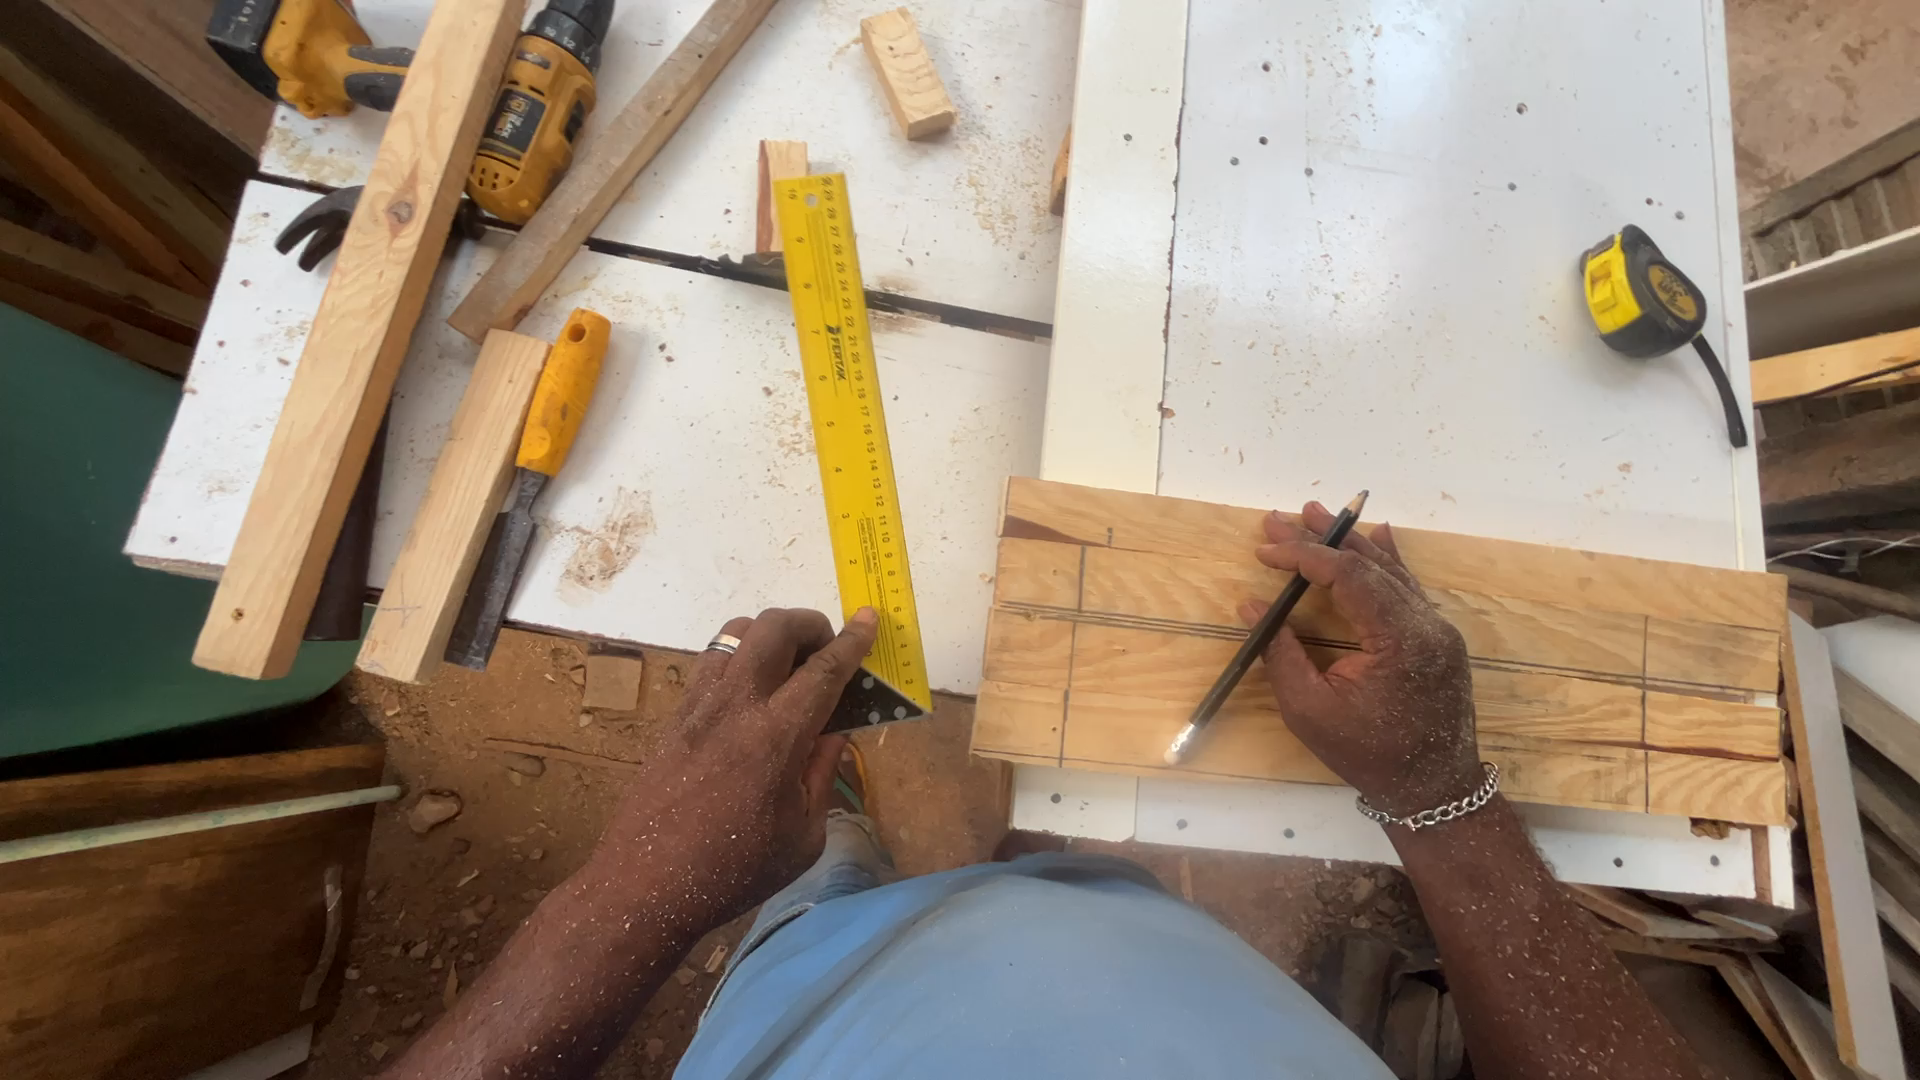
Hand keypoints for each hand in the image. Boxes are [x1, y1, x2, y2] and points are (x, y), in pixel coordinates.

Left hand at [602, 607, 876, 922]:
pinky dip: (740, 657)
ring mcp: (699, 705)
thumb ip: (822, 773)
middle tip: (826, 650)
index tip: (868, 618)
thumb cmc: (735, 870)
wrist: (644, 888)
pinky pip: (711, 660)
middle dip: (810, 624)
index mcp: (777, 737)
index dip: (852, 640)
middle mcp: (736, 705)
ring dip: (771, 635)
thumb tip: (834, 732)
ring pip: (736, 632)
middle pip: (774, 628)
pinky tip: (749, 691)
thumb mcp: (804, 836)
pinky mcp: (675, 715)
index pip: (824, 669)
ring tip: (787, 665)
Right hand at [1240, 503, 1481, 818]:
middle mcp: (1426, 625)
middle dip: (1320, 539)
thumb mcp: (1308, 710)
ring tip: (1315, 514)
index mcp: (1400, 641)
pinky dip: (1385, 558)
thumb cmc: (1366, 754)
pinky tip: (1377, 532)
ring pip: (1390, 569)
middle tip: (1278, 518)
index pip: (1350, 576)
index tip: (1265, 550)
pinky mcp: (1435, 637)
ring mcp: (1436, 629)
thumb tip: (1252, 604)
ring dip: (1348, 541)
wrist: (1432, 788)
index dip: (1304, 556)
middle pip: (1369, 564)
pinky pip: (1407, 586)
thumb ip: (1280, 652)